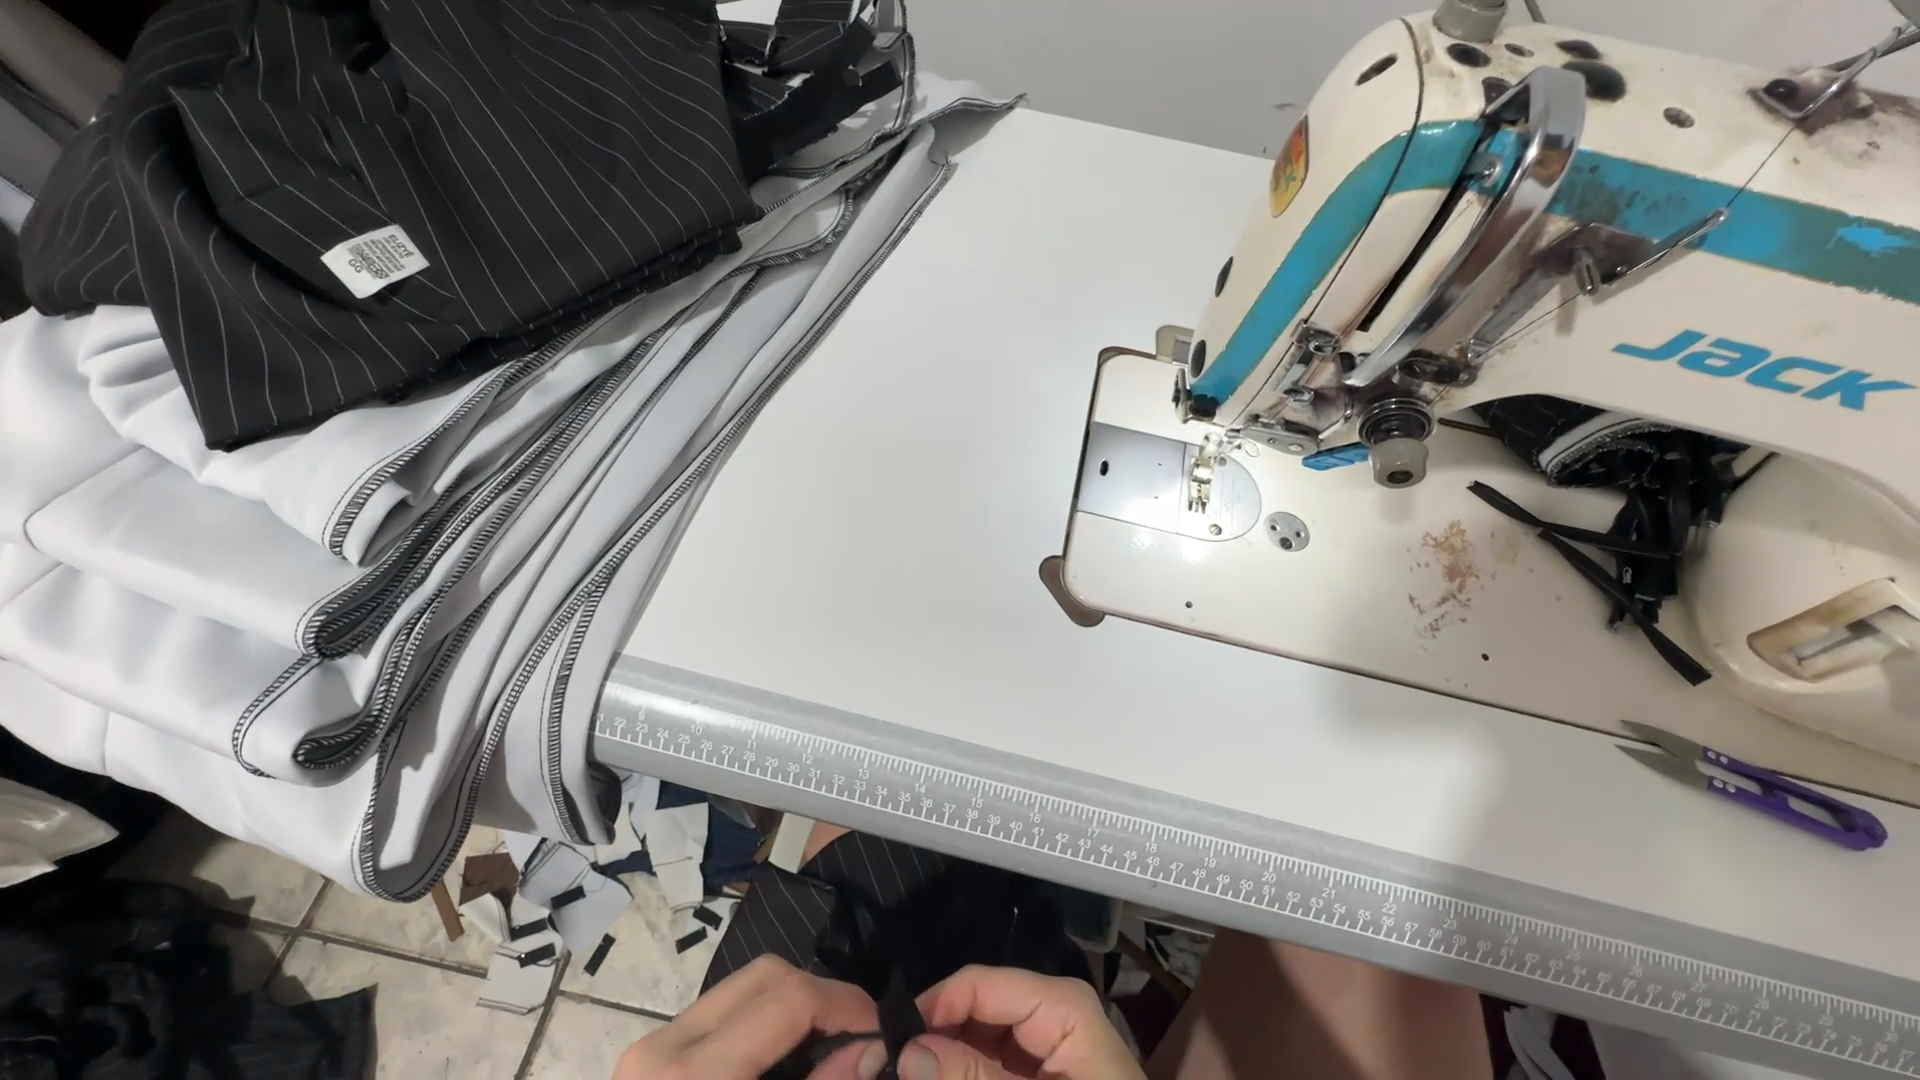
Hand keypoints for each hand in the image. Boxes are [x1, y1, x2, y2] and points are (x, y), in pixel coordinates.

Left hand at [613, 955, 887, 1079]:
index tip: (882, 1031)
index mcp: (694, 1076)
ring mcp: (648, 1051)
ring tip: (825, 1048)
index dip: (848, 1005)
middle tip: (857, 1036)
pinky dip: (761, 1026)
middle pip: (767, 977)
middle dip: (822, 997)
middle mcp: (663, 1046)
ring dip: (792, 1008)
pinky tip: (783, 1064)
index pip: (790, 998)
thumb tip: (871, 1049)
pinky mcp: (646, 1063)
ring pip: (742, 991)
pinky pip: (719, 1017)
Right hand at [901, 965, 1145, 1079]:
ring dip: (939, 1061)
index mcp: (1059, 1005)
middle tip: (880, 1067)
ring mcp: (1044, 1045)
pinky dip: (961, 1074)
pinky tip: (936, 1079)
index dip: (928, 1009)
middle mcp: (1049, 1013)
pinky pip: (989, 1063)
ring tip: (899, 1072)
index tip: (882, 1047)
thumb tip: (908, 1050)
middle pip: (971, 1011)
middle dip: (928, 1039)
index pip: (977, 984)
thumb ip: (974, 1078)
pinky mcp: (1037, 1074)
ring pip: (973, 1039)